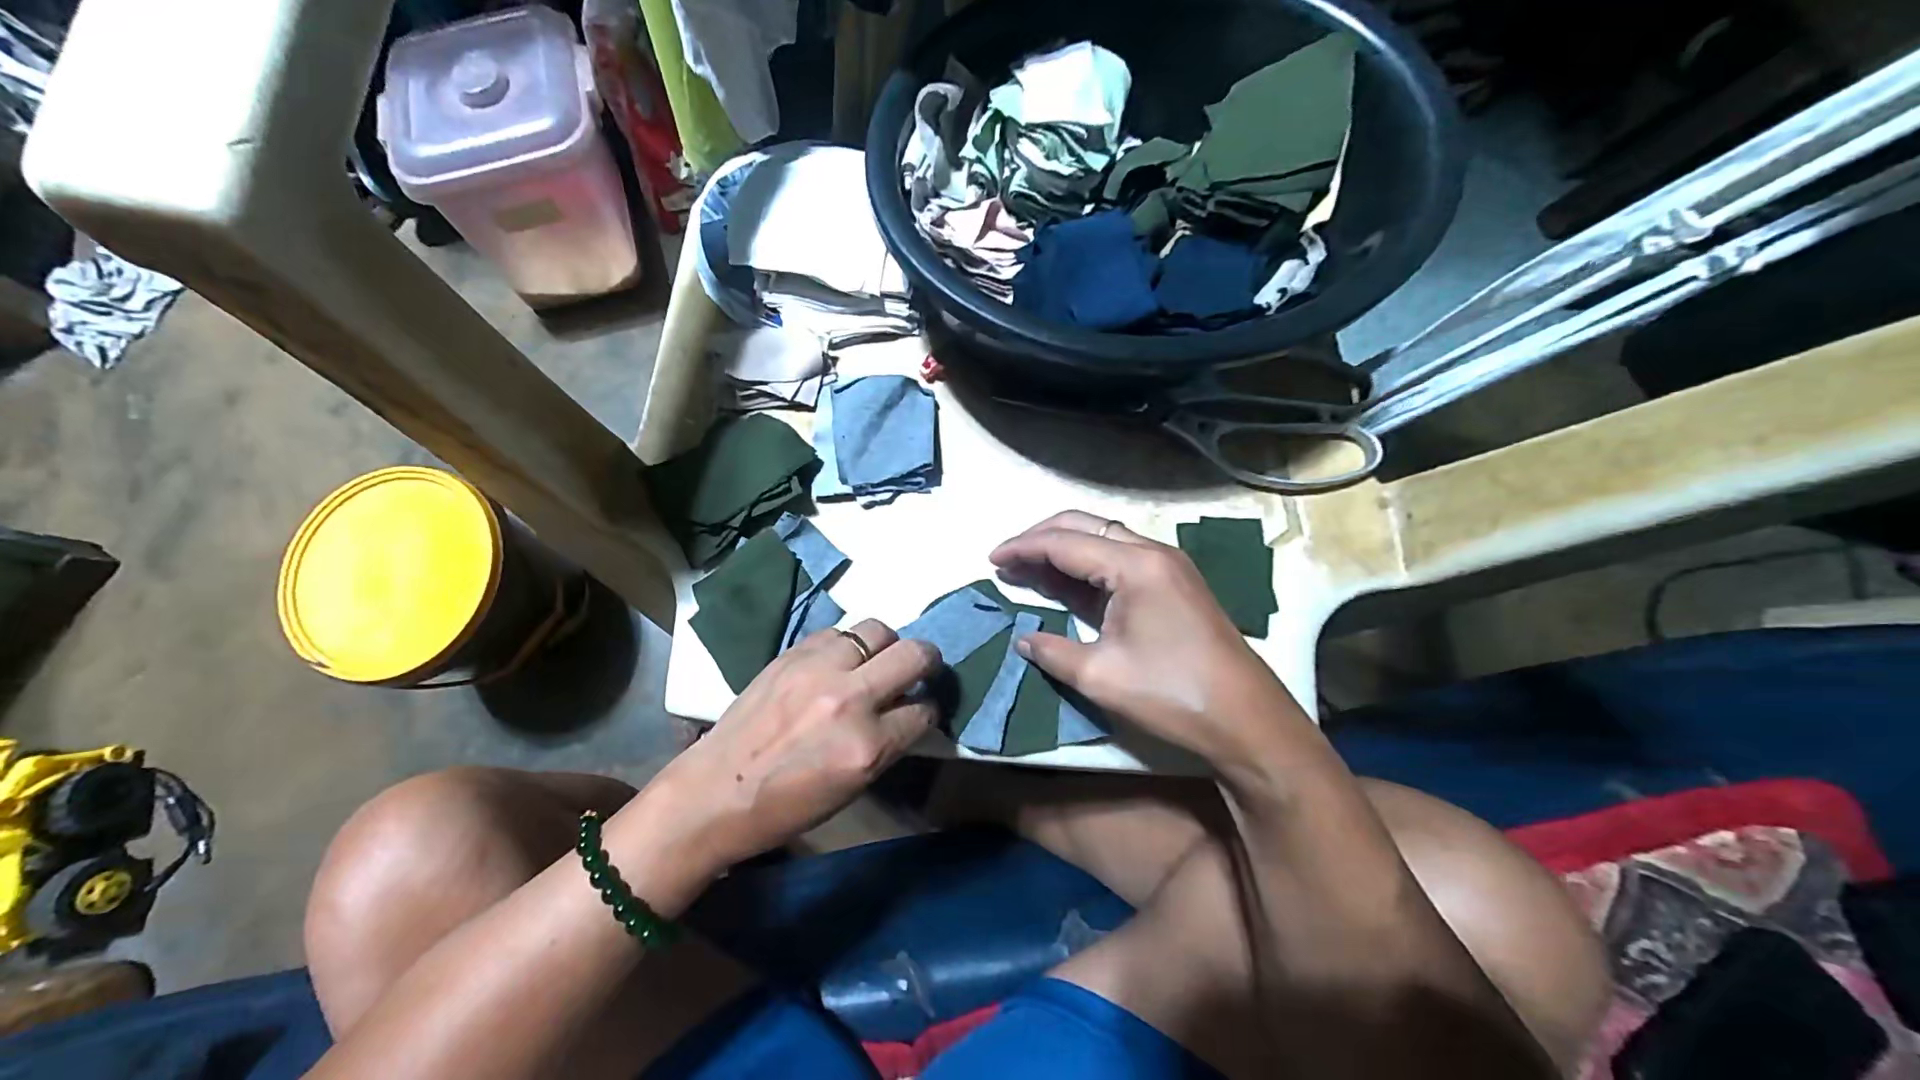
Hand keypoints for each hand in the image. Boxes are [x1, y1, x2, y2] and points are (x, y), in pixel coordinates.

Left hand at [642, 620, 938, 876]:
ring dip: (884, 645)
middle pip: (914, 654)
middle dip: (926, 661)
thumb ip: (887, 743)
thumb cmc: (788, 805)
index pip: (924, 711)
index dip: (928, 710)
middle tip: (919, 669)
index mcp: (867, 746)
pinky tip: (837, 662)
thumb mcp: (854, 786)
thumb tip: (909, 709)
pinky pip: (837, 632)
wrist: (716, 792)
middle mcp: (850, 699)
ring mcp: (818, 671)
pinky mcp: (792, 654)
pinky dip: (846, 645)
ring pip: (876, 629)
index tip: (921, 709)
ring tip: (874, 660)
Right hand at [990, 511, 1311, 766]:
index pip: (1065, 543)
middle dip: (1041, 539)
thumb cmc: (1173, 695)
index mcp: (1135, 566)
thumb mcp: (1100, 677)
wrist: (1248, 721)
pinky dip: (1088, 568)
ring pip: (1104, 541)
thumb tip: (1023, 640)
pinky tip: (1066, 585)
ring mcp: (1168, 567)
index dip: (1023, 548)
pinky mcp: (1175, 586)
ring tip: (1027, 571)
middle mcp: (1153, 553)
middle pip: (1086, 528)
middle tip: (1008, 560)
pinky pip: (1121, 561)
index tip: (991, 560)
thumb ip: (1053, 651)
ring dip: (1064, 552)